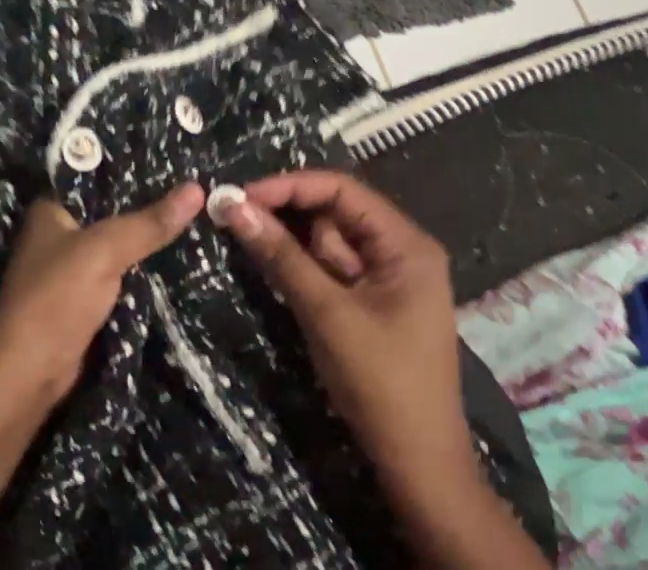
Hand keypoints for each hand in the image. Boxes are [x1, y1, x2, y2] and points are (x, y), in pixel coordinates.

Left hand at [0, 184, 204, 404]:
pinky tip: (180, 264)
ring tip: (200, 223)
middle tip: (200, 196)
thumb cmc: (56, 299)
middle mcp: (58, 235)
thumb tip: (197, 189)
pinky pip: (121, 279)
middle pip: (111, 216)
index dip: (135, 173)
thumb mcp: (104, 251)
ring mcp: (70, 271)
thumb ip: (147, 223)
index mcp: (50, 211)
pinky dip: (143, 275)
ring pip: (119, 249)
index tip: (181, 168)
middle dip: (149, 211)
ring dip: (149, 245)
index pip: (97, 181)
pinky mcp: (83, 302)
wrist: (29, 373)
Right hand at [220, 171, 475, 498]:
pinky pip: (330, 269)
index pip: (342, 190)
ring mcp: (387, 278)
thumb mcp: (326, 313)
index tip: (239, 196)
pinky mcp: (371, 302)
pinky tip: (267, 263)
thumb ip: (281, 256)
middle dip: (285, 211)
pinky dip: (300, 264)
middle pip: (335, 211)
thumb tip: (234, 206)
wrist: (416, 461)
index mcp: (406, 244)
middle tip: (230, 215)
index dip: (289, 186)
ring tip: (241, 234)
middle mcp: (400, 251)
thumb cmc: (380, 382)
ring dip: (288, 238)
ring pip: (328, 240)